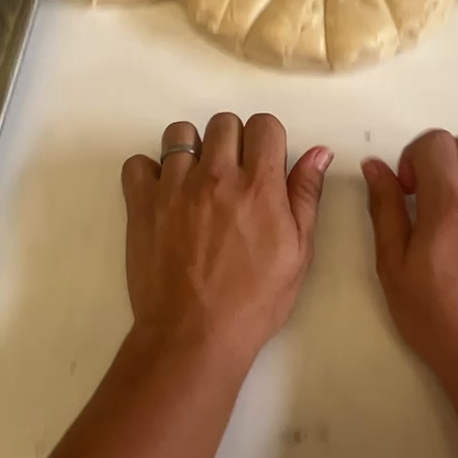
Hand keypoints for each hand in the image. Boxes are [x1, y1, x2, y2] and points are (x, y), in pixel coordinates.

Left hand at [121, 113, 332, 362]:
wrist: (194, 335)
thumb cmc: (255, 300)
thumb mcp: (298, 252)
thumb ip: (306, 195)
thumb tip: (319, 152)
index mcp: (259, 186)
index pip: (264, 124)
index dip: (268, 140)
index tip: (265, 164)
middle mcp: (216, 176)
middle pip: (223, 122)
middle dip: (233, 141)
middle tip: (233, 176)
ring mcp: (174, 188)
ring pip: (179, 133)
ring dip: (191, 150)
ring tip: (196, 180)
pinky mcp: (141, 204)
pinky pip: (138, 163)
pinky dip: (149, 173)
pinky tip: (163, 195)